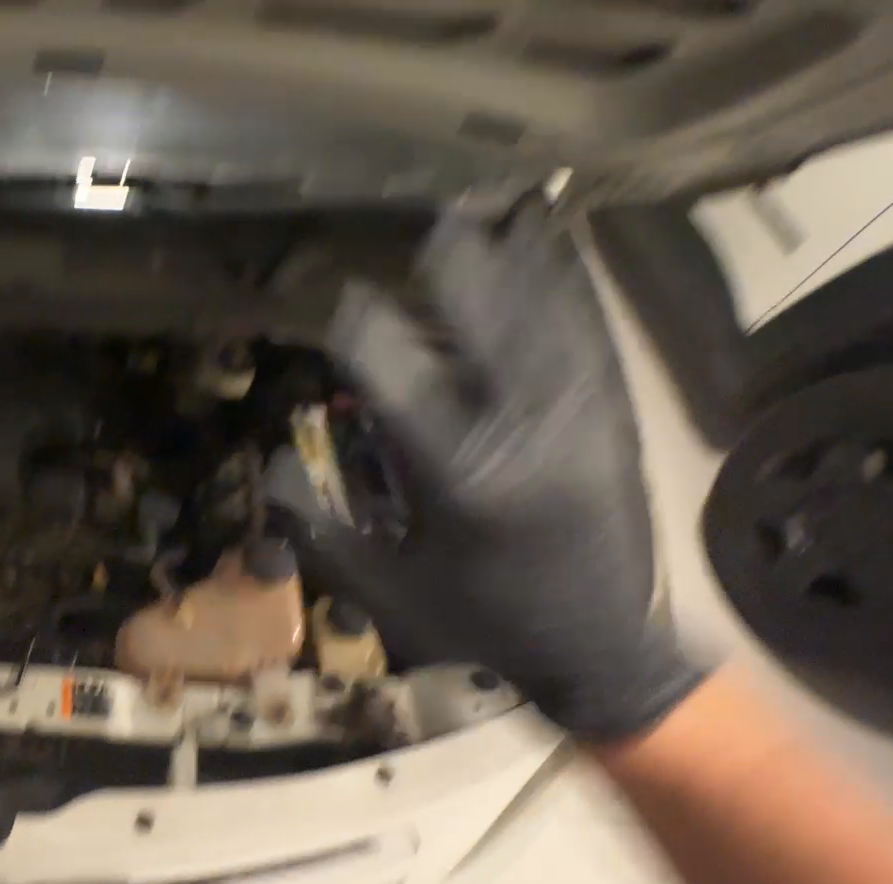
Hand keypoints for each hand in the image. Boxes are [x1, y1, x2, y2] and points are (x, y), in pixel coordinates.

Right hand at [302, 206, 707, 740]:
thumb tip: (276, 464)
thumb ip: (321, 528)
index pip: (401, 387)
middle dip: (459, 278)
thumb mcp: (384, 588)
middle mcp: (528, 437)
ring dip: (521, 272)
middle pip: (487, 335)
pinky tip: (563, 268)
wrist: (602, 653)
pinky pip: (593, 348)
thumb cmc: (479, 622)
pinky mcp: (616, 427)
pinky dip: (575, 301)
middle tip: (434, 228)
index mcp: (462, 481)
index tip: (343, 305)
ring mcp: (584, 425)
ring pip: (549, 328)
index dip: (366, 339)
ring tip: (500, 221)